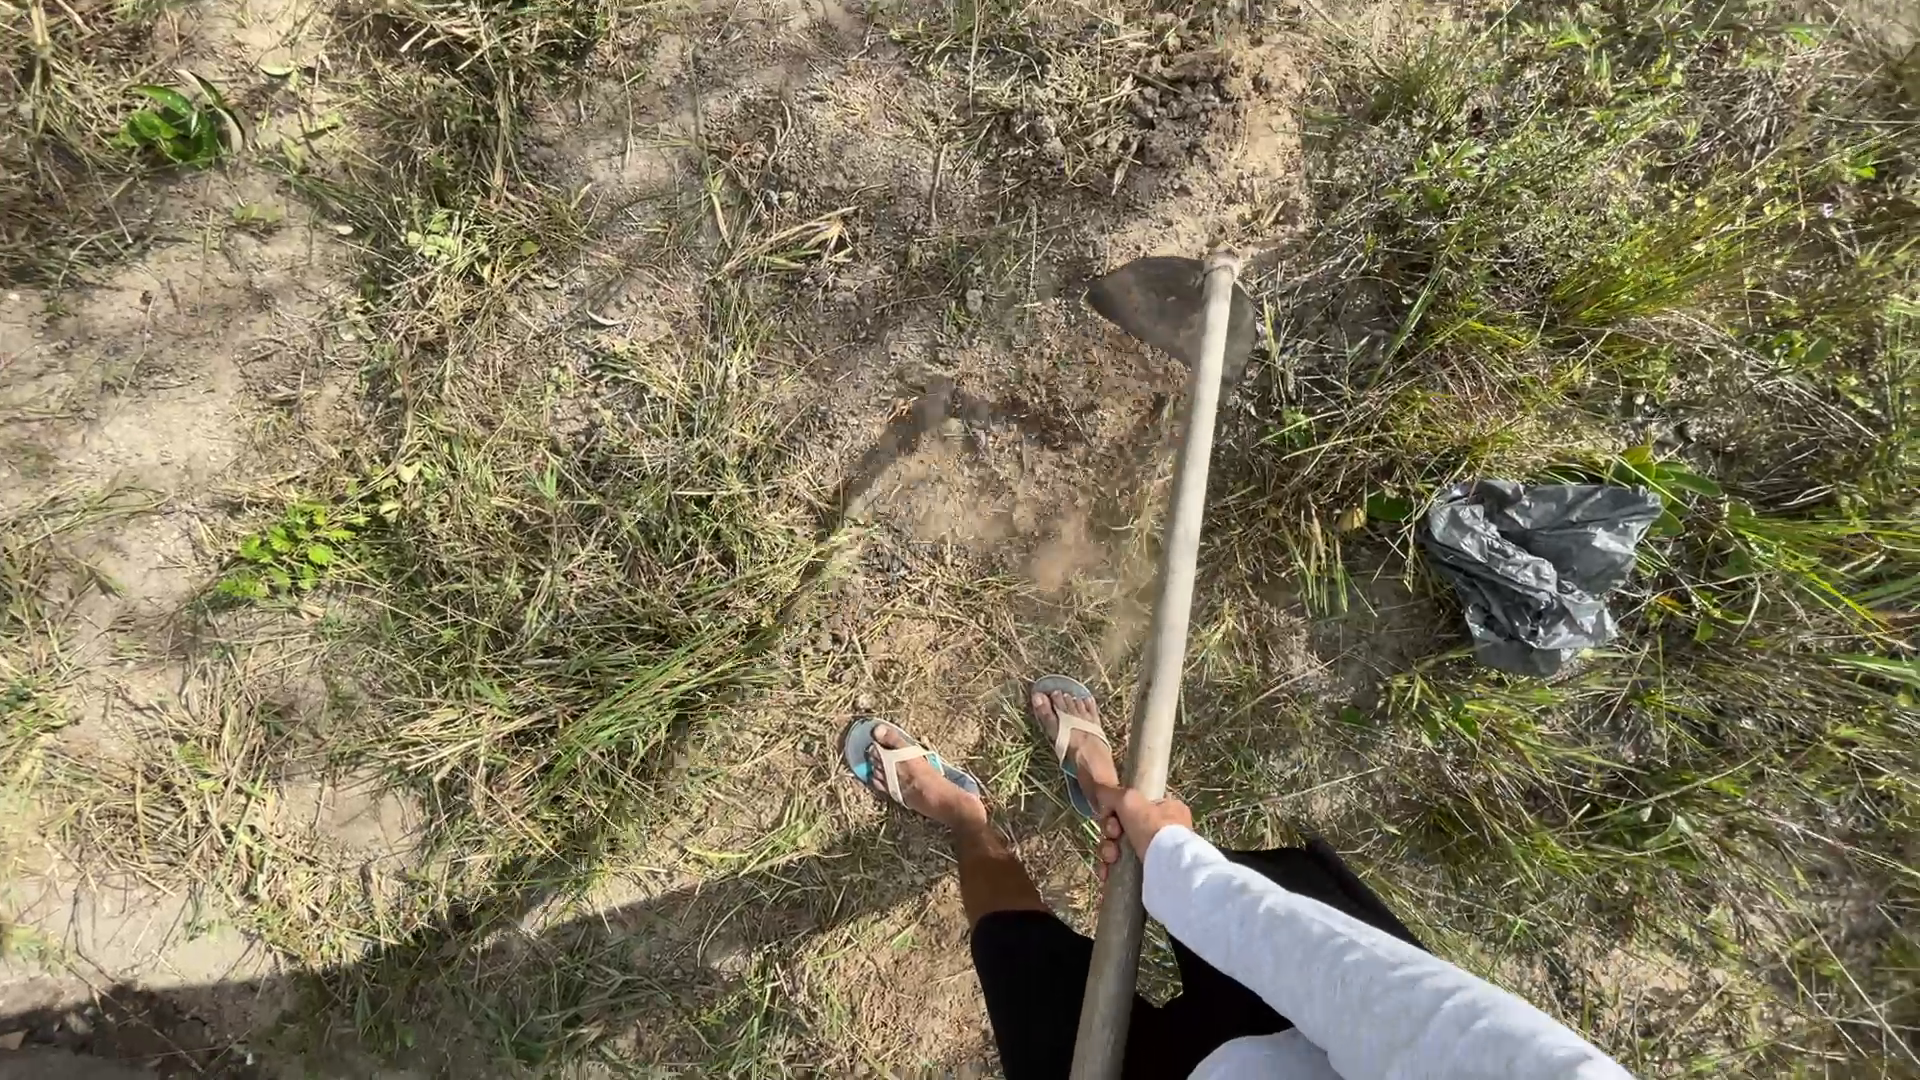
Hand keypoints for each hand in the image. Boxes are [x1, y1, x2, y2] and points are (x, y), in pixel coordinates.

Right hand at [1095, 789, 1191, 882]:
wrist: (1168, 873)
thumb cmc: (1153, 829)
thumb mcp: (1129, 800)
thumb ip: (1111, 792)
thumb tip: (1099, 789)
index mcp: (1167, 808)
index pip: (1136, 803)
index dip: (1117, 808)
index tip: (1110, 813)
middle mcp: (1164, 830)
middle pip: (1124, 825)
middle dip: (1110, 831)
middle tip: (1113, 834)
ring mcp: (1156, 854)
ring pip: (1119, 847)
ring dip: (1108, 850)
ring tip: (1111, 857)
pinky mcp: (1146, 874)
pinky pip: (1121, 867)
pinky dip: (1110, 868)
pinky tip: (1107, 872)